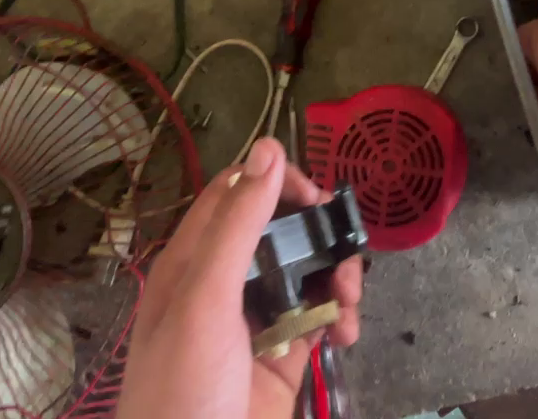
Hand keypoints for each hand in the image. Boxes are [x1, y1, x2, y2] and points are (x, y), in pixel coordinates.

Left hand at [117, 138, 363, 418]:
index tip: (313, 195)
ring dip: (337, 273)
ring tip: (351, 299)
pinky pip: (321, 313)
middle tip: (343, 244)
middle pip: (280, 228)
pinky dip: (342, 314)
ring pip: (307, 269)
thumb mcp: (206, 301)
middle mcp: (225, 281)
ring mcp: (258, 318)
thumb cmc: (186, 390)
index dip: (275, 182)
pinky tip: (347, 333)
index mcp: (195, 260)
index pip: (237, 192)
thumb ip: (237, 223)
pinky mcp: (286, 352)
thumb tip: (267, 147)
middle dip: (316, 230)